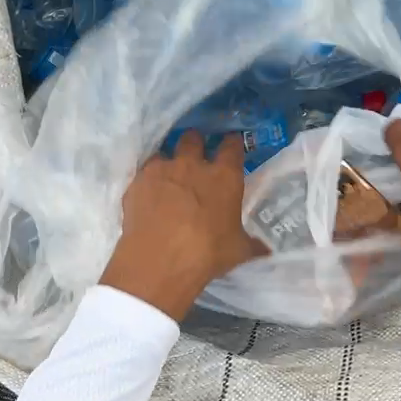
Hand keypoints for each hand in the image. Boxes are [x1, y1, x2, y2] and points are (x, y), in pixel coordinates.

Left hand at [100, 132, 264, 320]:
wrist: (159, 262)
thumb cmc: (207, 254)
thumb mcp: (238, 251)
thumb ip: (250, 244)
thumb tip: (264, 250)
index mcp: (223, 177)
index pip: (232, 147)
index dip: (232, 144)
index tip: (231, 146)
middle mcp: (191, 165)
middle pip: (193, 138)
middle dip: (195, 144)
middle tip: (196, 158)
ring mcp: (160, 171)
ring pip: (164, 153)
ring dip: (168, 162)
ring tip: (169, 179)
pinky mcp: (136, 184)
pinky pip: (143, 175)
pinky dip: (148, 183)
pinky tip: (148, 198)